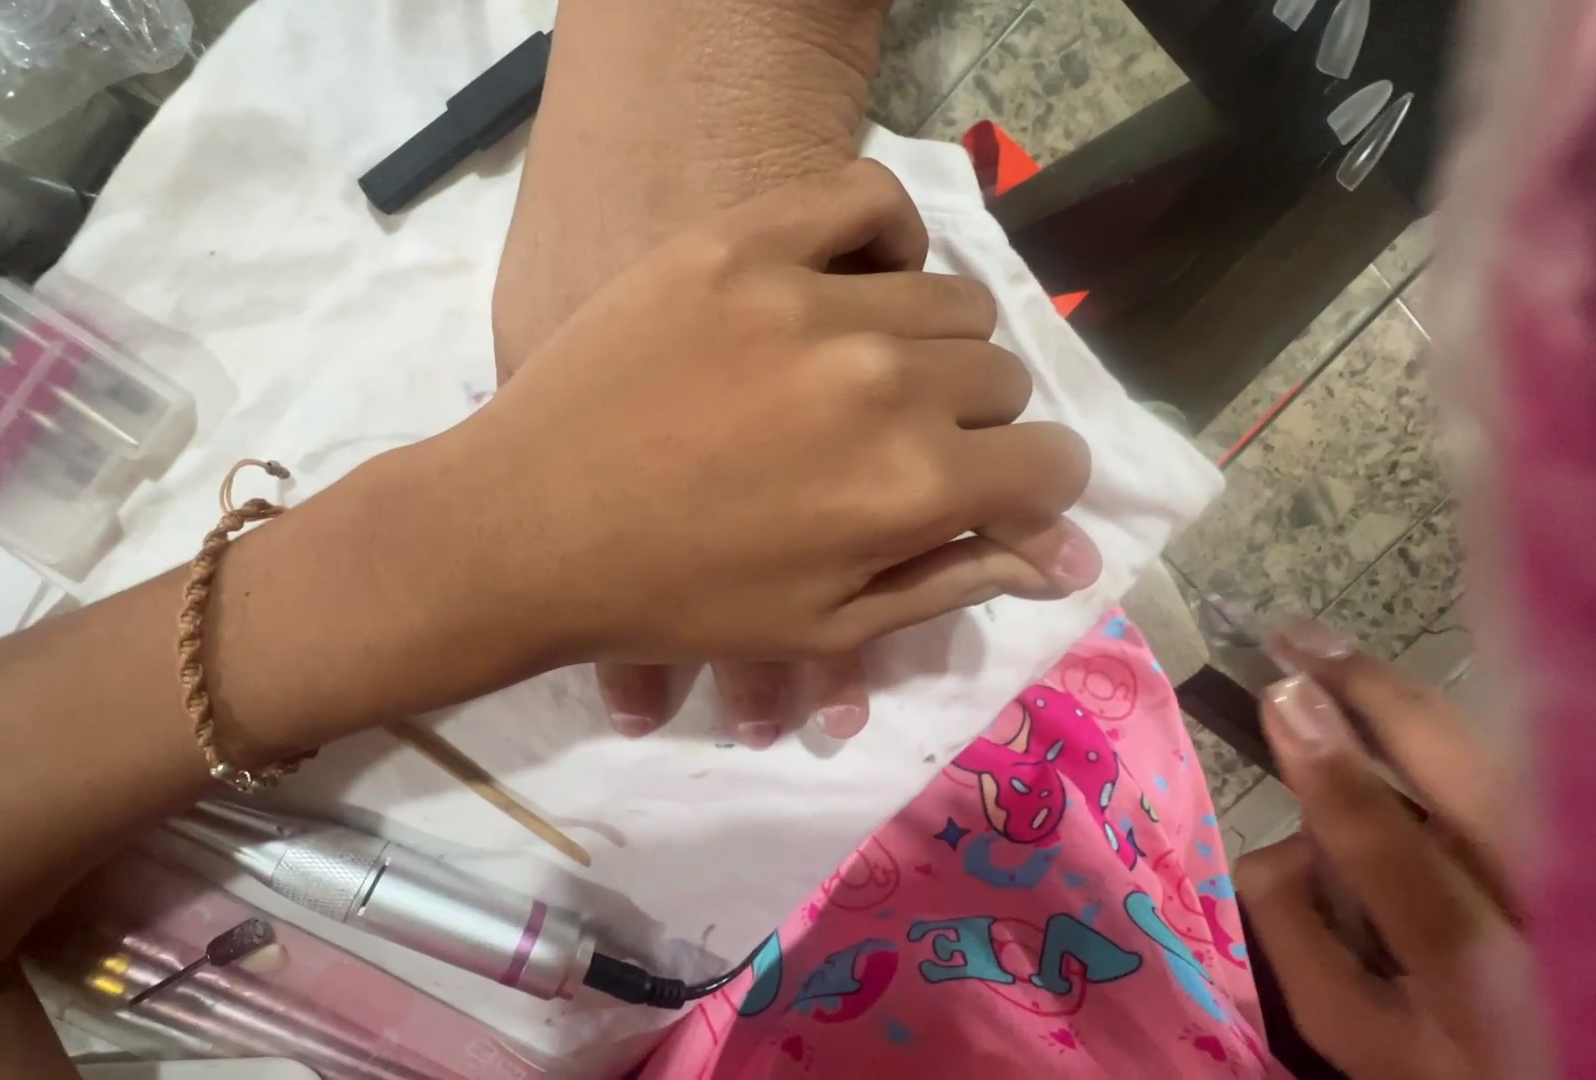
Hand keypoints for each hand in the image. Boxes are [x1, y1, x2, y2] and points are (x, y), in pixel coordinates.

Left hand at [437, 162, 1092, 675]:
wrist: (530, 528)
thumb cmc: (679, 600)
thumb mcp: (823, 625)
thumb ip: (952, 581)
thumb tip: (1064, 557)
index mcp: (909, 489)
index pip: (1049, 465)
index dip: (1033, 491)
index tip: (994, 496)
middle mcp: (882, 383)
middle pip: (1001, 379)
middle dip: (974, 426)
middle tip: (905, 447)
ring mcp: (808, 299)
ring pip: (948, 299)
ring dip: (931, 347)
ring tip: (868, 375)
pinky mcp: (741, 243)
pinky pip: (864, 201)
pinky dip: (884, 237)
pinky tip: (857, 280)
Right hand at [1235, 621, 1543, 1079]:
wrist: (1580, 1064)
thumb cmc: (1439, 1063)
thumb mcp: (1347, 1029)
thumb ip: (1292, 929)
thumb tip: (1281, 829)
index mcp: (1485, 988)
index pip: (1401, 863)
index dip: (1337, 777)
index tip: (1282, 694)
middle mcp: (1565, 927)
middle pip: (1481, 785)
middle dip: (1382, 696)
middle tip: (1298, 638)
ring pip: (1496, 763)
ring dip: (1403, 705)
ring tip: (1330, 661)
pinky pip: (1509, 774)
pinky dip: (1440, 736)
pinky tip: (1385, 713)